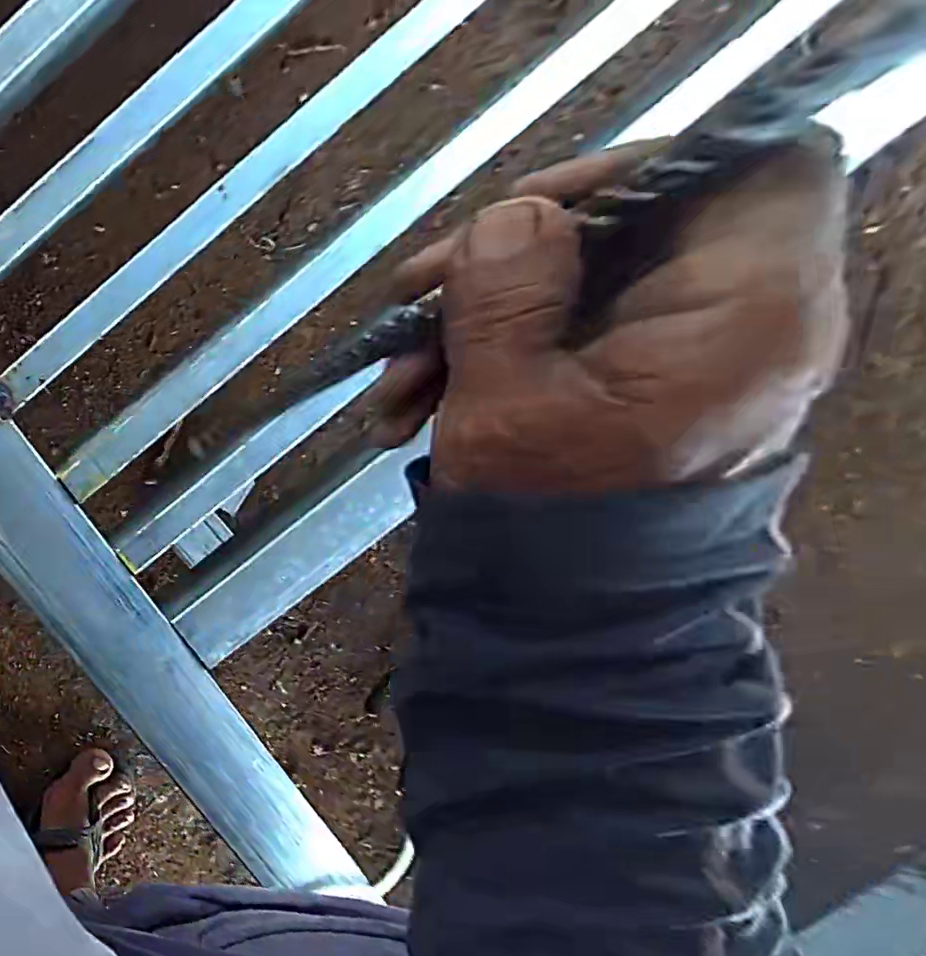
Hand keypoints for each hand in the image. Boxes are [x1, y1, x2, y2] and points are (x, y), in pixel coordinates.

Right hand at [368, 133, 848, 492]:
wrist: (551, 607)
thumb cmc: (536, 510)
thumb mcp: (501, 402)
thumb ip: (505, 300)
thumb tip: (507, 216)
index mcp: (736, 314)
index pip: (738, 171)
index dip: (623, 172)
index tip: (512, 215)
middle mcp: (726, 322)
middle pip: (620, 236)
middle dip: (496, 268)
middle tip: (409, 300)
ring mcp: (669, 356)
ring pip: (566, 294)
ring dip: (465, 326)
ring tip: (394, 385)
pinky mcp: (620, 384)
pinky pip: (552, 341)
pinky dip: (479, 359)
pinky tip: (410, 405)